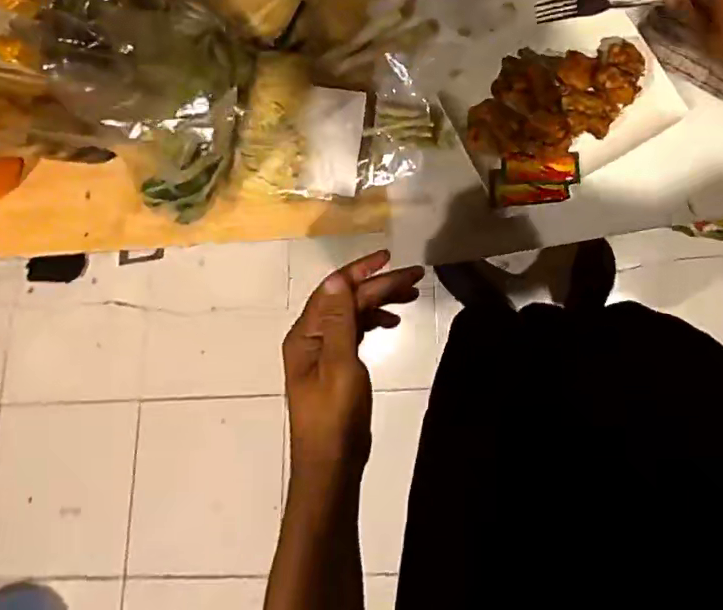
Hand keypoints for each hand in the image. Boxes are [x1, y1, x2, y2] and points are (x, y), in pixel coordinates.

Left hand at [283, 249, 424, 473]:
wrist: (332, 465)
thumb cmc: (335, 415)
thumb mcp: (340, 365)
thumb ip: (339, 321)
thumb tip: (336, 279)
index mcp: (306, 335)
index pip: (334, 290)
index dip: (362, 270)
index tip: (390, 257)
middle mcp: (312, 338)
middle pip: (347, 300)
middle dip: (380, 284)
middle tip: (416, 277)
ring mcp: (324, 353)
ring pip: (354, 313)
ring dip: (381, 300)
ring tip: (412, 295)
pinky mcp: (337, 366)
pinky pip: (356, 330)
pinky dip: (375, 320)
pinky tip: (393, 322)